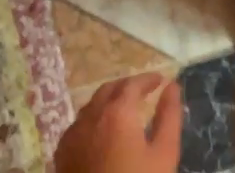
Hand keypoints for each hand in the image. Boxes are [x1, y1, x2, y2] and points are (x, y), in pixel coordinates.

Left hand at [55, 73, 182, 172]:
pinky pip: (78, 125)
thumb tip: (172, 87)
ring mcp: (73, 135)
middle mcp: (91, 116)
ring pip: (91, 105)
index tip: (160, 80)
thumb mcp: (164, 154)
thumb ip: (170, 116)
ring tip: (124, 110)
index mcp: (118, 112)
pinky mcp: (62, 155)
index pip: (133, 84)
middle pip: (109, 89)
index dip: (148, 79)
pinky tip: (101, 133)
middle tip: (143, 92)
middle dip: (127, 86)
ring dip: (109, 101)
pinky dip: (93, 119)